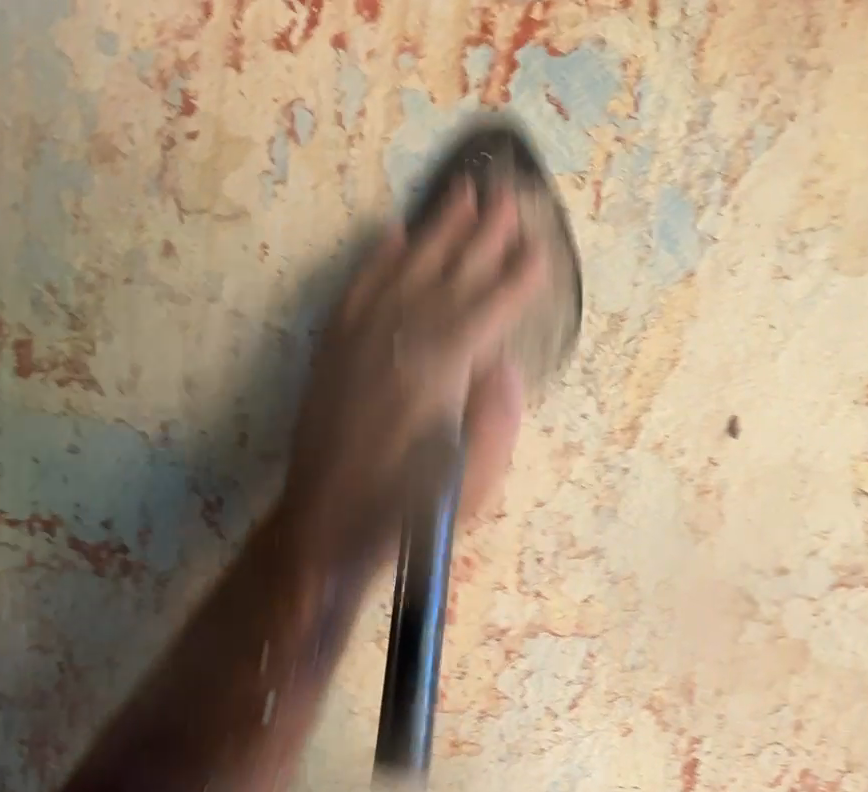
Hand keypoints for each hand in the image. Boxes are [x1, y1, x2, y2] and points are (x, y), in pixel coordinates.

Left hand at [280, 178, 545, 569]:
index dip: (518, 278)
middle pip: (450, 275)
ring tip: (463, 192)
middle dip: (484, 234)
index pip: (489, 310)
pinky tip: (392, 231)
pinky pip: (357, 289)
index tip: (542, 247)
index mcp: (440, 371)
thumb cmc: (406, 513)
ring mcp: (362, 339)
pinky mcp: (334, 348)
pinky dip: (375, 258)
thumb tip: (502, 362)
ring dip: (436, 230)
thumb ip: (495, 417)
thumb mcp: (471, 482)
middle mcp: (400, 340)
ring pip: (404, 270)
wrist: (325, 523)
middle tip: (508, 192)